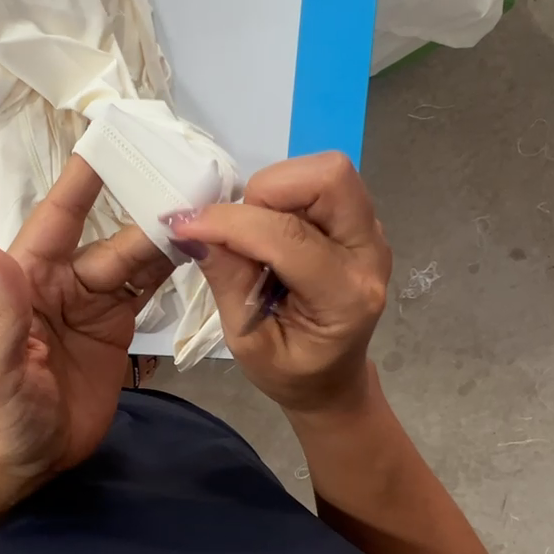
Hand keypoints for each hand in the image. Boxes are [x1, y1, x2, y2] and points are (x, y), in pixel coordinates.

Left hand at [0, 155, 174, 493]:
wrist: (32, 460)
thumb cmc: (4, 415)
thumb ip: (1, 312)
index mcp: (29, 281)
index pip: (56, 218)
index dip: (82, 180)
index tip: (111, 136)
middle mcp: (63, 281)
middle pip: (111, 238)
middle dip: (148, 208)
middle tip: (193, 176)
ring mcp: (94, 302)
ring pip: (135, 258)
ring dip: (168, 235)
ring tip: (212, 208)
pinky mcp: (119, 325)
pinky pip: (147, 287)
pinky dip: (173, 267)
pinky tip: (203, 247)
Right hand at [169, 152, 391, 415]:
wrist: (331, 381)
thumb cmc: (290, 371)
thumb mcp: (247, 343)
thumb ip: (227, 282)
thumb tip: (195, 230)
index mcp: (344, 297)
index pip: (286, 236)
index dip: (228, 223)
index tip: (183, 225)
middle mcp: (369, 254)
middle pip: (329, 178)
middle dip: (267, 190)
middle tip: (239, 228)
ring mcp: (370, 233)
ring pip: (326, 172)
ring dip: (275, 191)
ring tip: (254, 234)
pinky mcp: (360, 222)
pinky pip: (322, 184)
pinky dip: (284, 196)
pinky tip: (269, 233)